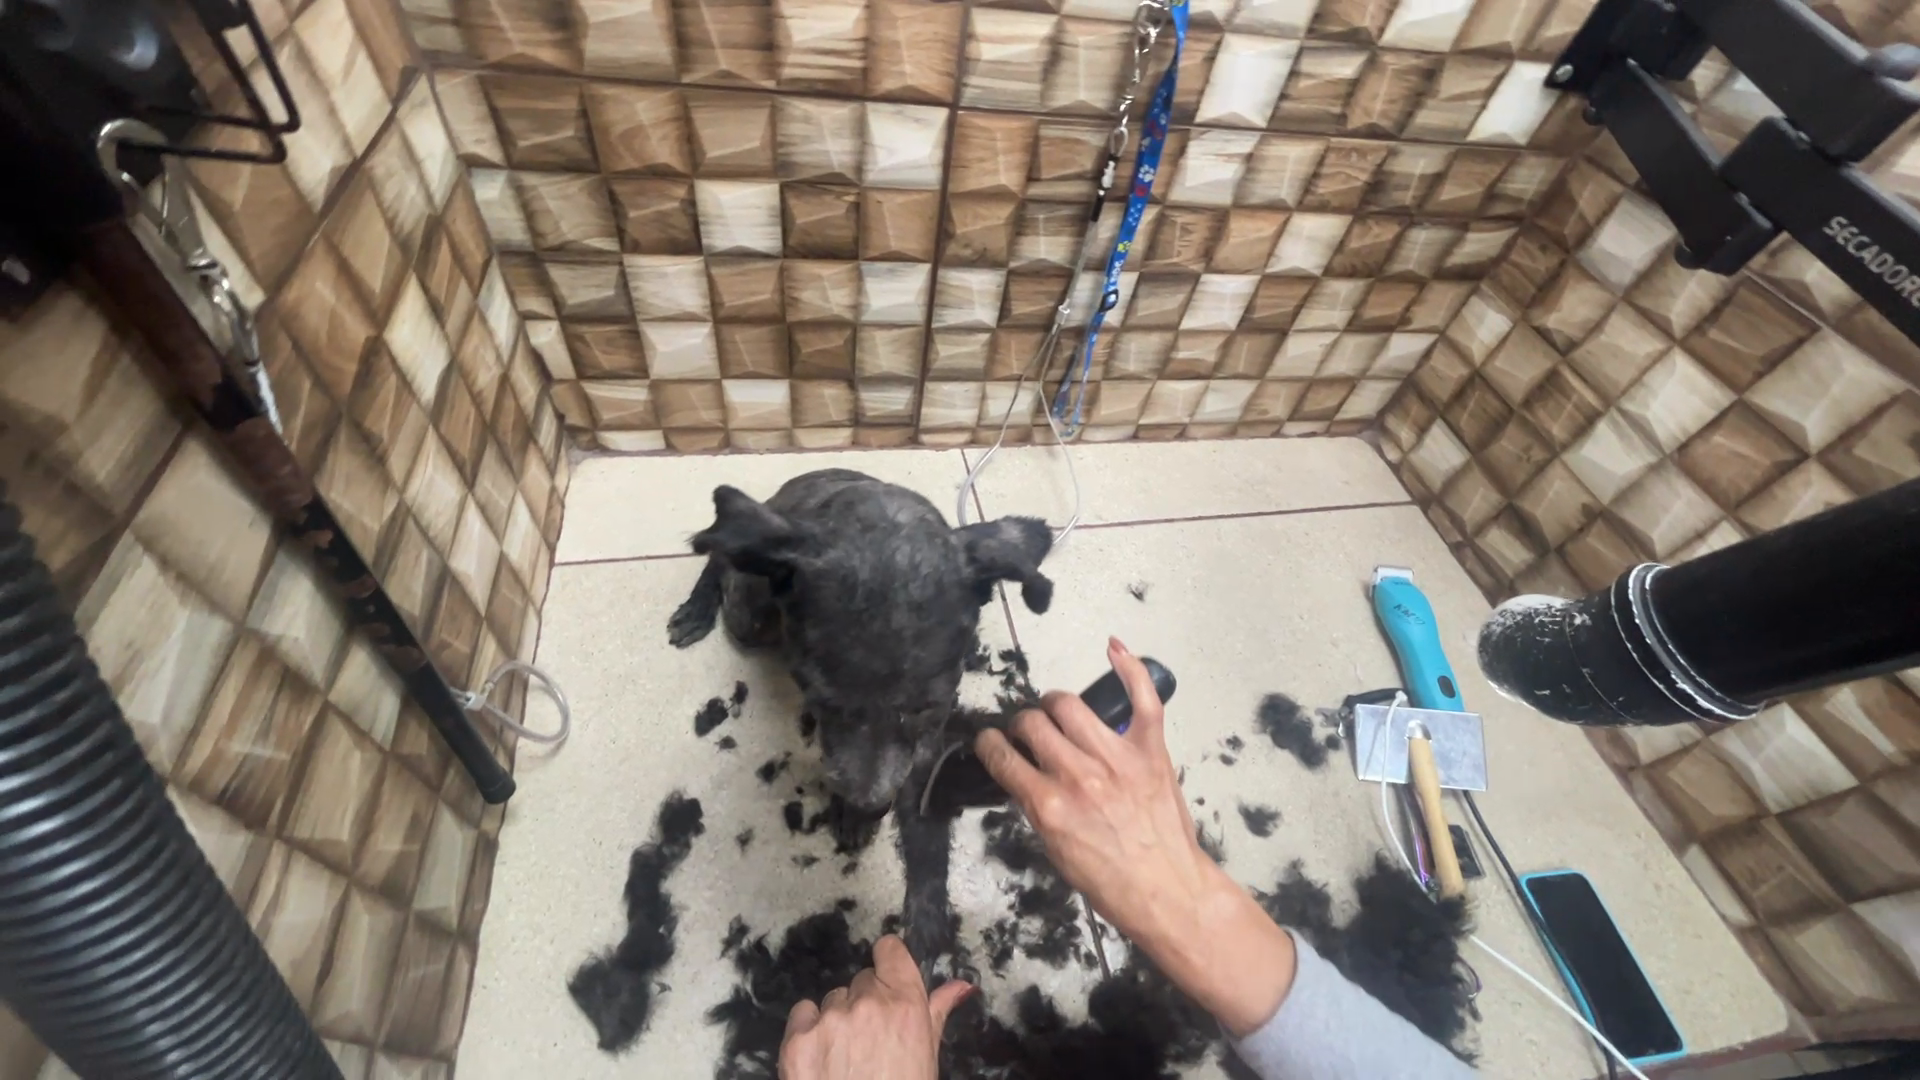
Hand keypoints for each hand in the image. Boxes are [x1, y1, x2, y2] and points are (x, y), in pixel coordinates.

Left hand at [778, 935, 971, 1079]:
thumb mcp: (927, 1056)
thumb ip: (939, 1011)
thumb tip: (963, 984)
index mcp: (905, 1002)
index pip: (889, 949)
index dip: (887, 965)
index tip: (886, 985)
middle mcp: (868, 1001)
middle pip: (862, 980)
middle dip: (865, 1004)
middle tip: (869, 1042)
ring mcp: (831, 1019)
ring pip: (833, 999)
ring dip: (837, 1020)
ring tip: (844, 1059)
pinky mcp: (798, 1039)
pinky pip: (803, 1013)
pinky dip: (808, 1032)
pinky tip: (819, 1060)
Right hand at [974, 638, 1298, 1036]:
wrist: (1169, 893)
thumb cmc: (1109, 881)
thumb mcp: (1055, 850)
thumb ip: (1036, 804)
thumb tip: (1022, 772)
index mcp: (1049, 806)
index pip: (1003, 757)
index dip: (989, 744)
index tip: (989, 741)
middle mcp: (1078, 775)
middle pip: (1033, 722)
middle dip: (1022, 724)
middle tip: (1029, 733)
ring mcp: (1117, 758)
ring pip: (1069, 704)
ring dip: (1053, 705)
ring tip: (1056, 712)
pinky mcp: (1150, 750)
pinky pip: (1142, 699)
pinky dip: (1130, 669)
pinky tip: (1113, 647)